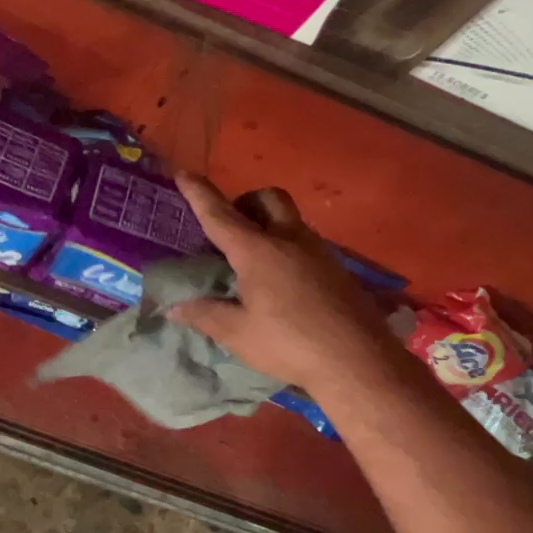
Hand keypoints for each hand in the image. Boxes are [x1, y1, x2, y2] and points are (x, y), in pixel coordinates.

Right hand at [168, 172, 397, 394]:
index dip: (199, 194)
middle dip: (244, 202)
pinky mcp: (335, 269)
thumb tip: (176, 307)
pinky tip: (278, 283)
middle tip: (228, 228)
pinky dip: (284, 248)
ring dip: (266, 225)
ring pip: (289, 219)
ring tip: (249, 261)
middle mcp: (289, 240)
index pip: (220, 215)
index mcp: (258, 252)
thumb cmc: (288, 344)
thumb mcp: (237, 334)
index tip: (183, 173)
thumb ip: (205, 314)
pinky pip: (304, 243)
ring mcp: (317, 252)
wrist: (357, 359)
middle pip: (267, 198)